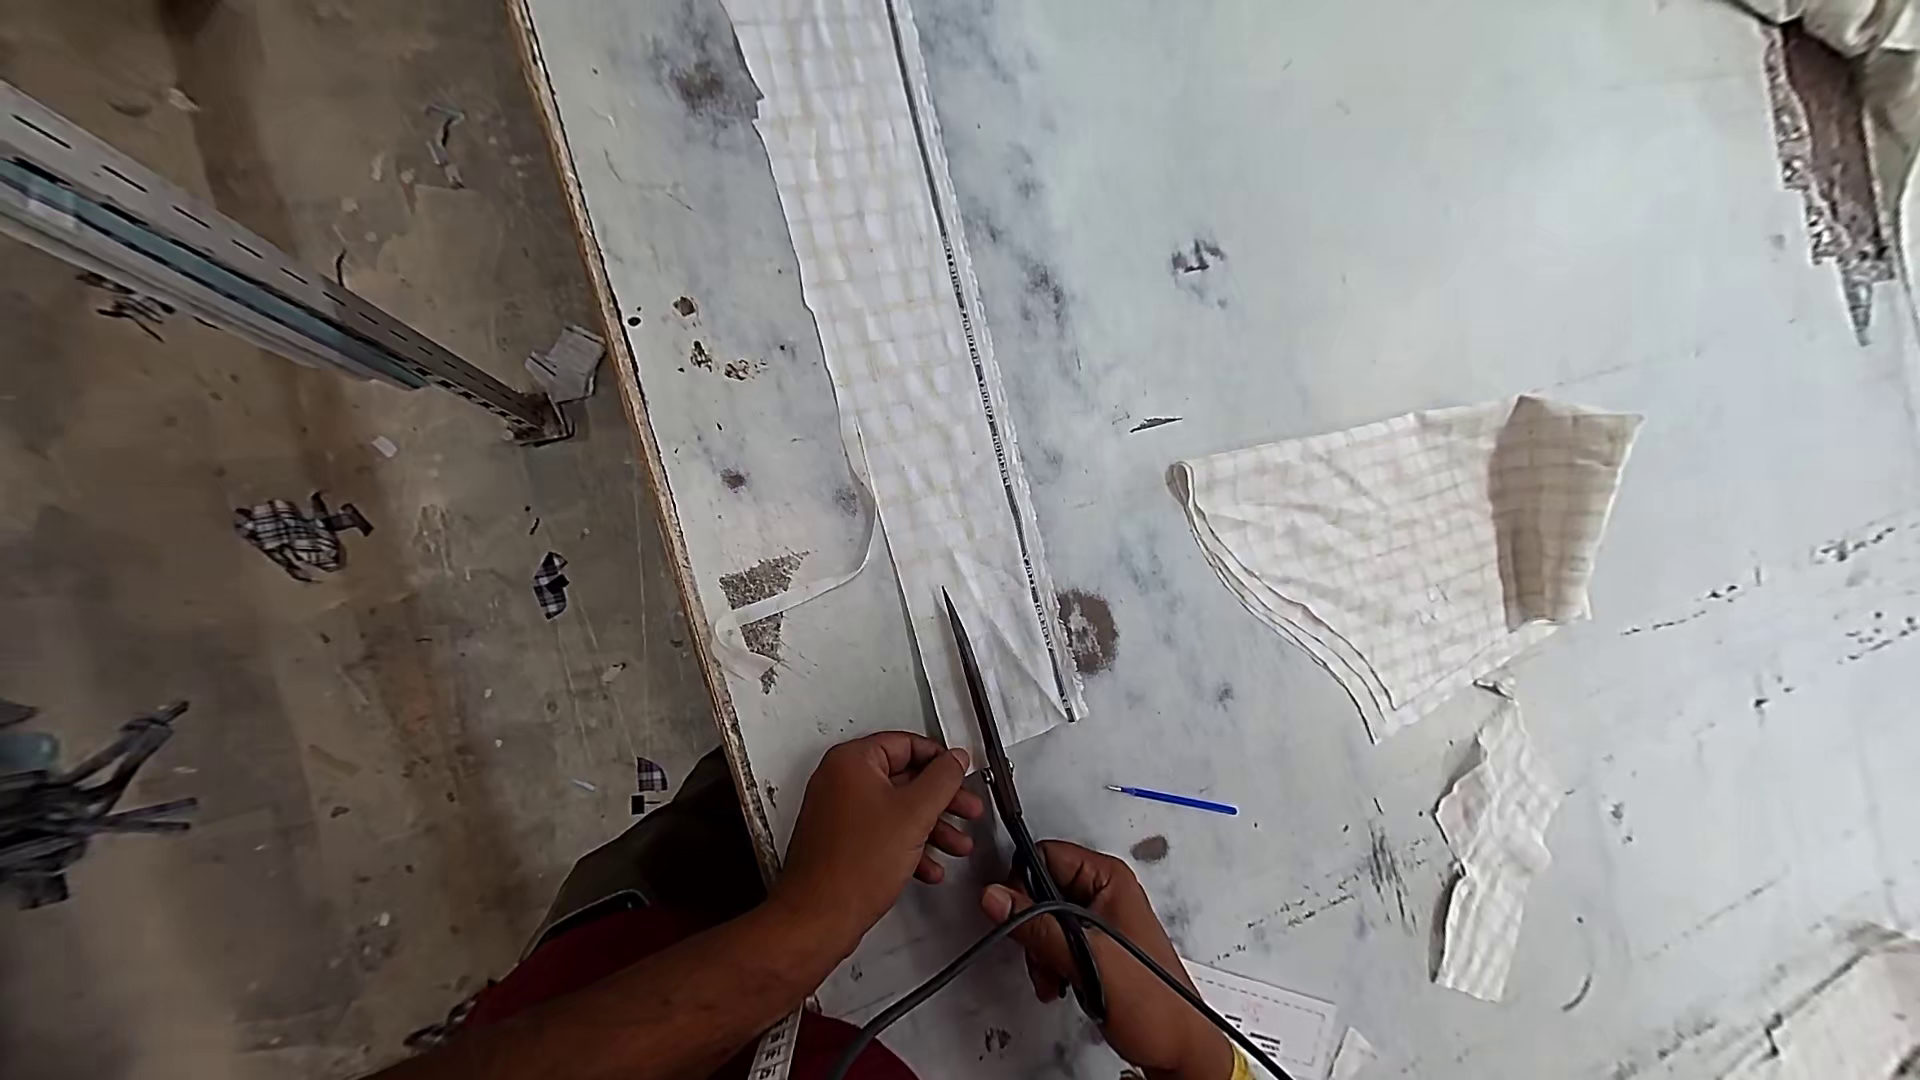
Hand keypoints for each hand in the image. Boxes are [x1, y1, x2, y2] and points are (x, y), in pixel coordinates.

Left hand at [773, 732, 985, 955]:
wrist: (818, 920)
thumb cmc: (850, 869)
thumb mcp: (915, 813)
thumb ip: (942, 780)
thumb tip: (954, 759)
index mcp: (852, 761)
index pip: (907, 743)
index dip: (939, 759)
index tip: (958, 772)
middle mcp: (840, 779)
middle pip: (904, 776)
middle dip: (940, 798)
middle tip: (964, 806)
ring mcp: (837, 810)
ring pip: (896, 807)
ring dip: (930, 824)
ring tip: (954, 841)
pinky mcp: (840, 839)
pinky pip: (882, 830)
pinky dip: (908, 843)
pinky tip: (927, 863)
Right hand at [981, 841, 1232, 1079]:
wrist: (1179, 1051)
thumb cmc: (1154, 1003)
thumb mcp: (1086, 958)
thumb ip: (1038, 926)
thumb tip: (997, 897)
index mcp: (1108, 877)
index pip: (1046, 855)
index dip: (1024, 883)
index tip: (1016, 912)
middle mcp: (1104, 889)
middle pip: (1042, 886)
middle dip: (1034, 924)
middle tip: (1040, 952)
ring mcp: (1100, 914)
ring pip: (1046, 914)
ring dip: (1041, 948)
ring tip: (1055, 974)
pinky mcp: (1095, 939)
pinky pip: (1056, 935)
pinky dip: (1050, 958)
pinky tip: (1061, 979)